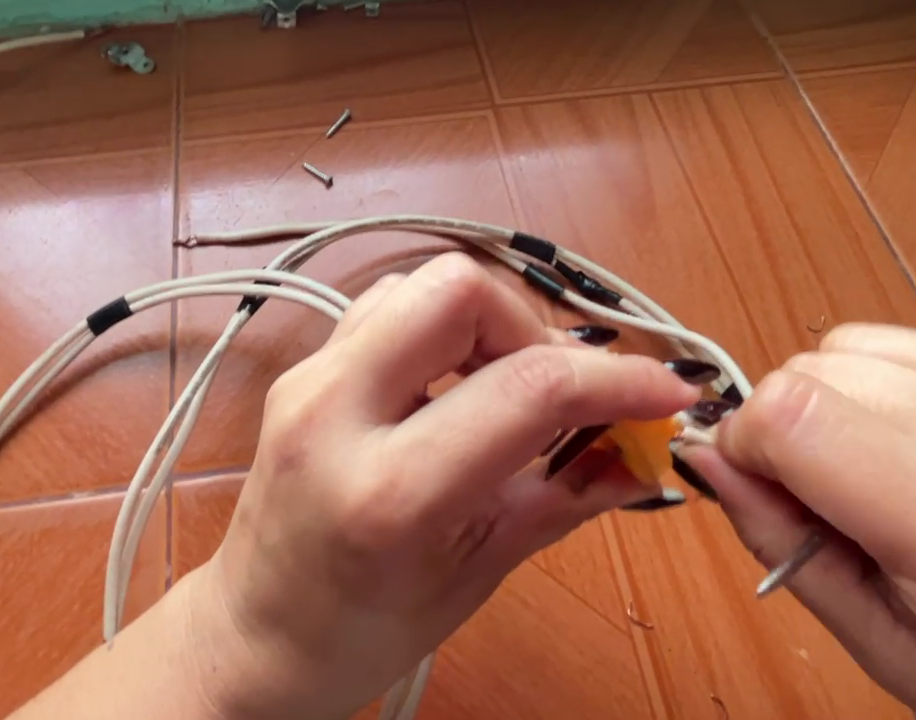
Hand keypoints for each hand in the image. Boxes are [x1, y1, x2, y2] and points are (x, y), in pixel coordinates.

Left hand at [185, 252, 700, 719]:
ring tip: (504, 387)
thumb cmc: (363, 628)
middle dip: (530, 323)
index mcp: (388, 491)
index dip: (614, 379)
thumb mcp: (479, 573)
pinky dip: (442, 325)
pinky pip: (388, 304)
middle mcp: (336, 409)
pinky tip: (454, 380)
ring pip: (420, 283)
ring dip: (486, 320)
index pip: (524, 390)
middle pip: (457, 288)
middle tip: (554, 389)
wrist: (254, 631)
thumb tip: (642, 450)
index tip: (661, 391)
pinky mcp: (304, 364)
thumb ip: (565, 498)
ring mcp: (309, 375)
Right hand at [678, 324, 915, 719]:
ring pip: (860, 343)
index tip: (754, 478)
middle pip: (826, 371)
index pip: (805, 421)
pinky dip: (888, 385)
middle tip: (821, 489)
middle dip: (790, 420)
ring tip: (881, 467)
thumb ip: (782, 542)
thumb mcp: (890, 654)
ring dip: (838, 395)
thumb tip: (704, 450)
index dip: (748, 438)